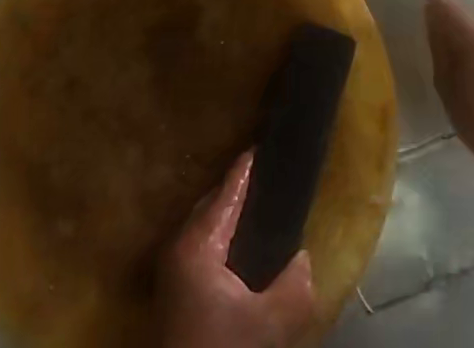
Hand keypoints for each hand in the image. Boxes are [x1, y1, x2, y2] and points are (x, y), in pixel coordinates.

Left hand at [157, 151, 315, 347]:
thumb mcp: (267, 326)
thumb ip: (293, 288)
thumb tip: (302, 259)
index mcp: (196, 245)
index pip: (225, 196)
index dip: (243, 171)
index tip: (258, 147)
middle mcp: (177, 245)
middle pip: (209, 204)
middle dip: (234, 189)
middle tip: (263, 176)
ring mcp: (171, 265)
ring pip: (201, 223)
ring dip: (224, 211)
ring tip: (254, 203)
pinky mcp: (173, 285)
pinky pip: (198, 241)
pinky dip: (217, 231)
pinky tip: (236, 243)